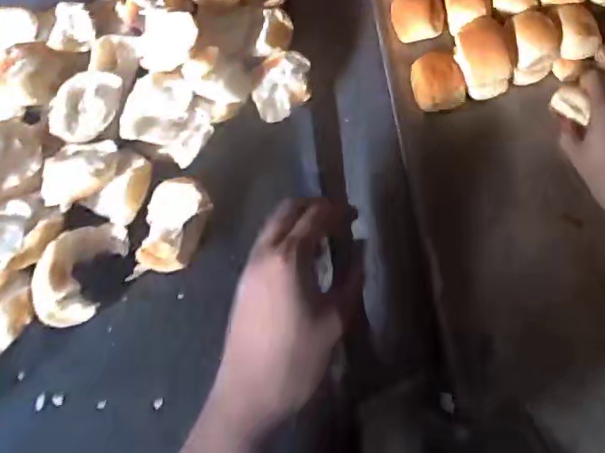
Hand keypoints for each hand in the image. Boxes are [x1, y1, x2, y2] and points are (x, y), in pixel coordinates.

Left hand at [187, 198, 360, 450]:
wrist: (245, 398)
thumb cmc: (294, 359)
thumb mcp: (334, 322)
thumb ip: (351, 281)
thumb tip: (362, 251)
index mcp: (288, 257)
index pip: (315, 215)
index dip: (338, 210)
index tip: (356, 216)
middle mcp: (265, 252)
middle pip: (288, 209)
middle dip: (315, 206)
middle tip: (338, 218)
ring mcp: (250, 266)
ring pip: (273, 224)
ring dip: (298, 220)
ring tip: (323, 236)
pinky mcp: (243, 282)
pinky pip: (266, 242)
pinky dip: (286, 236)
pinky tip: (303, 259)